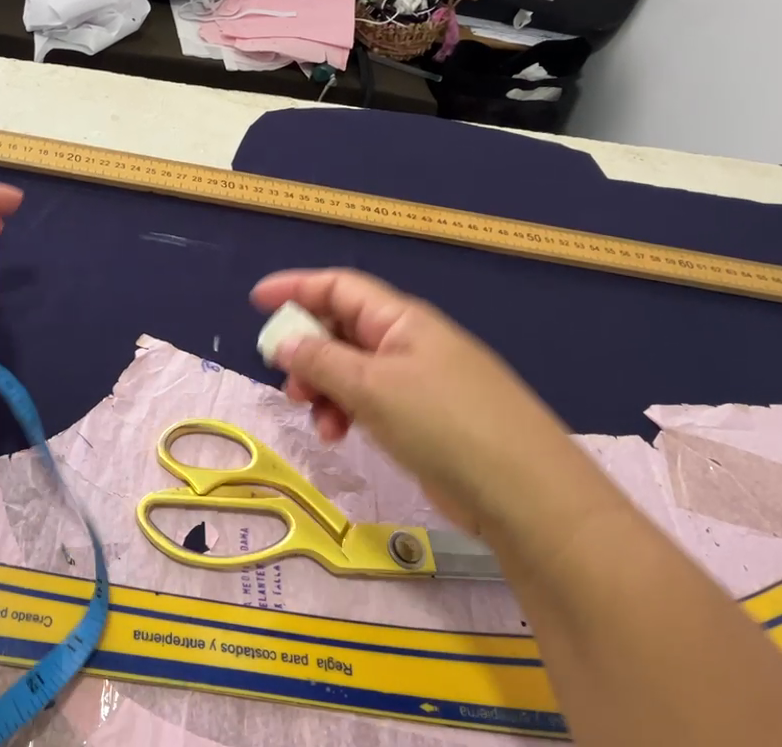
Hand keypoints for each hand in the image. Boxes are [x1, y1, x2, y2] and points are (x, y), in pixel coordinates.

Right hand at [251, 269, 606, 538]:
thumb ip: (320, 361)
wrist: (526, 494)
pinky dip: (348, 412)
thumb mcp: (372, 387)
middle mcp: (409, 343)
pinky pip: (370, 401)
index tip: (256, 302)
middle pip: (342, 330)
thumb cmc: (445, 425)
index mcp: (401, 320)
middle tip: (288, 384)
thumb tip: (284, 341)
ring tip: (318, 422)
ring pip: (351, 370)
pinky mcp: (425, 419)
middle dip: (307, 351)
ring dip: (324, 389)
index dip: (296, 288)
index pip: (339, 287)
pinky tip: (340, 437)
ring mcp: (419, 382)